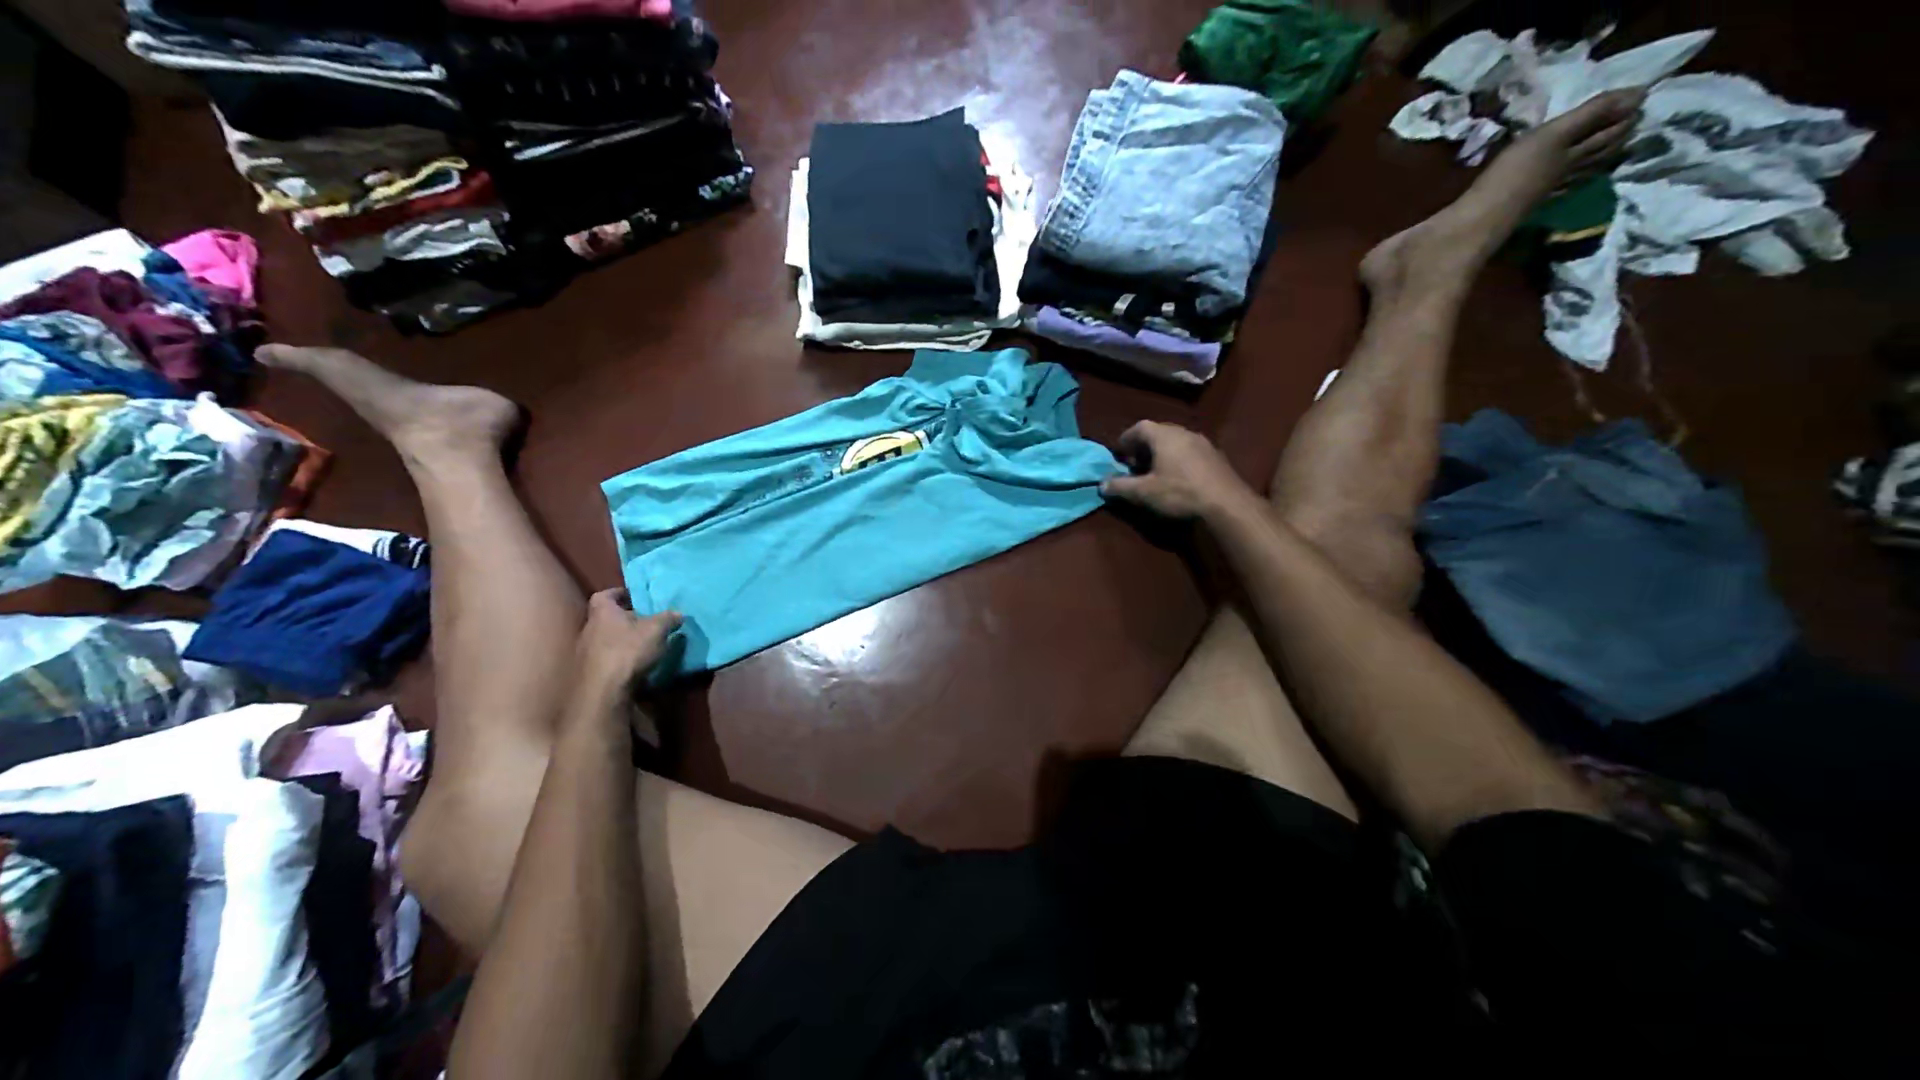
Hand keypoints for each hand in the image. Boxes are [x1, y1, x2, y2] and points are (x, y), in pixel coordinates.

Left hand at [576, 588, 680, 694]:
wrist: (603, 691)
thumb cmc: (628, 651)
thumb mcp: (656, 630)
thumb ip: (668, 618)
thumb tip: (678, 613)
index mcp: (602, 612)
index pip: (605, 594)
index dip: (620, 594)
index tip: (636, 597)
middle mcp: (589, 628)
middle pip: (607, 618)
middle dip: (625, 619)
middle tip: (646, 622)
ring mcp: (585, 652)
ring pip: (606, 639)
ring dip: (622, 640)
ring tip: (643, 645)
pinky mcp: (588, 672)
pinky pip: (605, 658)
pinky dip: (618, 658)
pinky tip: (634, 665)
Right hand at [1101, 421, 1256, 520]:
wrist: (1227, 503)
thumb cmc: (1180, 492)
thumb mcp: (1144, 492)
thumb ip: (1120, 486)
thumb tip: (1102, 484)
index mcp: (1164, 436)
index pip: (1140, 427)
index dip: (1126, 439)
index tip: (1118, 453)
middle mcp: (1183, 432)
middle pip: (1158, 432)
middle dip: (1143, 446)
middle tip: (1134, 464)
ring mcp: (1203, 443)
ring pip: (1175, 441)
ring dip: (1161, 453)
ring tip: (1155, 472)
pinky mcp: (1215, 456)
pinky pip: (1189, 451)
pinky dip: (1178, 459)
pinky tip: (1177, 477)